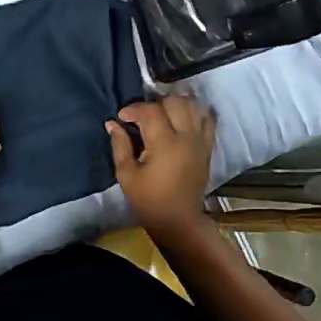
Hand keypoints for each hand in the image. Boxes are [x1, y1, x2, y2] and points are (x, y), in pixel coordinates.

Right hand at [106, 95, 215, 237]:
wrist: (178, 219)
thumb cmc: (148, 200)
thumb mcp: (126, 175)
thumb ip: (120, 145)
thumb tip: (112, 123)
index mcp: (164, 144)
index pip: (150, 111)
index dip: (133, 109)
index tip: (122, 117)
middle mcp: (186, 137)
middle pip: (175, 101)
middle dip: (155, 103)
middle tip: (143, 117)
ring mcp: (201, 140)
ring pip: (194, 105)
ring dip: (176, 104)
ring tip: (162, 116)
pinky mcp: (208, 146)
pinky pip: (207, 119)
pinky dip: (195, 113)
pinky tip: (182, 120)